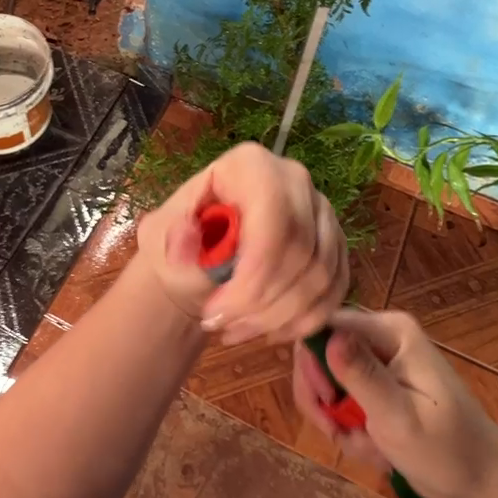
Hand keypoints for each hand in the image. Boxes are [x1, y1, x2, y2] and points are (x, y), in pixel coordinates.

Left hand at [133, 142, 348, 343]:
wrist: (200, 257)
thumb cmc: (182, 241)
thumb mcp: (161, 237)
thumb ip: (173, 237)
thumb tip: (185, 238)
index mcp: (250, 165)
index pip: (271, 223)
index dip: (250, 277)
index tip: (216, 312)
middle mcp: (294, 179)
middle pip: (301, 251)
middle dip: (262, 303)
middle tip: (224, 326)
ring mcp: (321, 210)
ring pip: (321, 275)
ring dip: (280, 316)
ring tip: (240, 330)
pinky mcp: (335, 243)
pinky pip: (335, 289)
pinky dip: (304, 320)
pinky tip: (270, 332)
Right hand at [292, 309, 497, 497]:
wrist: (480, 481)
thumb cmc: (445, 450)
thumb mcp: (399, 418)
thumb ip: (362, 376)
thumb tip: (328, 336)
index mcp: (390, 330)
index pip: (325, 325)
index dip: (313, 362)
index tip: (324, 402)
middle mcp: (381, 334)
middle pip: (320, 351)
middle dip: (325, 399)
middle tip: (339, 432)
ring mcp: (379, 358)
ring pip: (328, 379)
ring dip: (340, 419)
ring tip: (368, 446)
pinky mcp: (377, 381)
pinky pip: (342, 397)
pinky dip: (351, 426)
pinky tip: (375, 446)